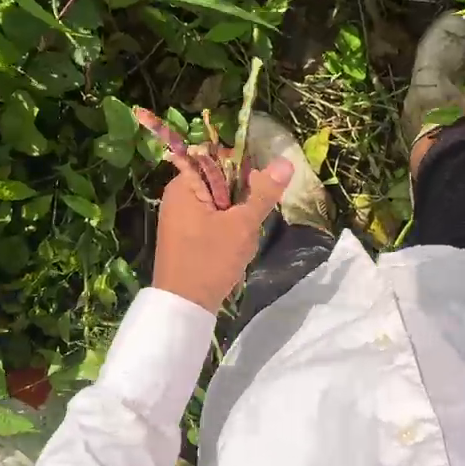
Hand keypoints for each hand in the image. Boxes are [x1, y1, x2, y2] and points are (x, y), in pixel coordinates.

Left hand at [152, 156, 293, 311]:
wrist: (184, 307)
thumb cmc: (209, 259)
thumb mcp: (242, 226)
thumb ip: (264, 193)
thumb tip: (285, 162)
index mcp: (185, 184)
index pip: (219, 158)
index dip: (244, 169)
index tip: (260, 189)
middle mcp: (178, 194)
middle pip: (220, 181)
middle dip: (242, 199)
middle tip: (250, 221)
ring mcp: (179, 216)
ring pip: (219, 203)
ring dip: (237, 218)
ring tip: (243, 239)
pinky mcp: (184, 235)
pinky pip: (211, 220)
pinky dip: (226, 229)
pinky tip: (234, 248)